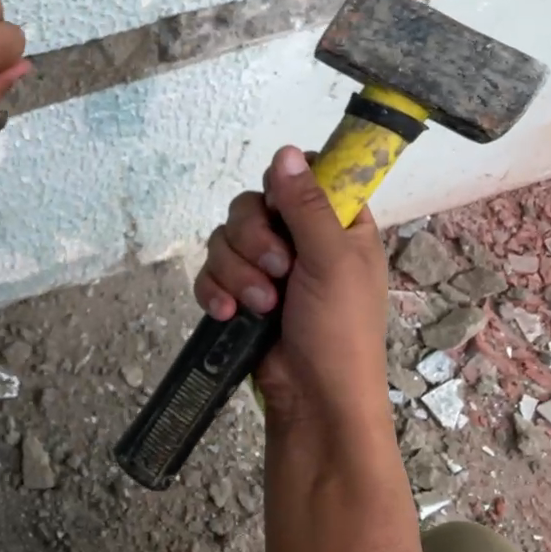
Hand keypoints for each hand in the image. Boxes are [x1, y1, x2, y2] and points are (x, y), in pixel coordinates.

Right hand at [194, 146, 389, 428]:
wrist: (312, 402)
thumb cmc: (340, 330)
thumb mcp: (332, 261)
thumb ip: (306, 205)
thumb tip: (285, 150)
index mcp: (337, 225)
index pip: (305, 177)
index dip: (286, 186)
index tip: (279, 206)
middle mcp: (300, 240)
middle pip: (252, 205)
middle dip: (254, 240)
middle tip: (277, 269)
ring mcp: (266, 268)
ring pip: (226, 238)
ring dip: (237, 272)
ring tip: (259, 306)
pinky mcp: (238, 294)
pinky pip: (210, 272)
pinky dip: (215, 291)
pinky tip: (227, 313)